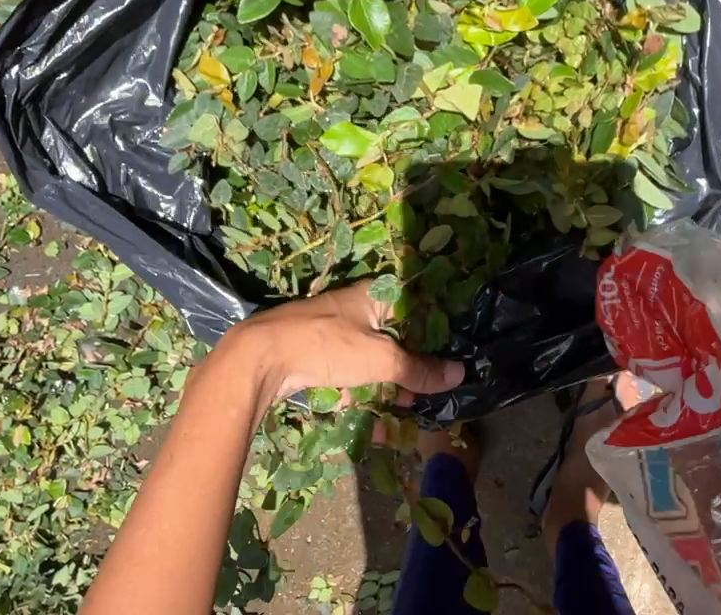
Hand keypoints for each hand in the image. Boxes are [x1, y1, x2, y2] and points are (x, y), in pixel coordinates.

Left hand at [216, 282, 464, 413]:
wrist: (259, 359)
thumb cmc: (327, 345)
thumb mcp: (380, 359)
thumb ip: (419, 368)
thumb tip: (460, 373)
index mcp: (374, 295)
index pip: (415, 304)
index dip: (435, 329)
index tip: (451, 356)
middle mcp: (356, 308)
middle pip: (394, 336)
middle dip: (411, 367)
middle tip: (428, 393)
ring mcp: (334, 332)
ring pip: (371, 358)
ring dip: (387, 387)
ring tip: (404, 413)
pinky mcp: (317, 355)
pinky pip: (349, 374)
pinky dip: (361, 395)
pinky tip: (373, 425)